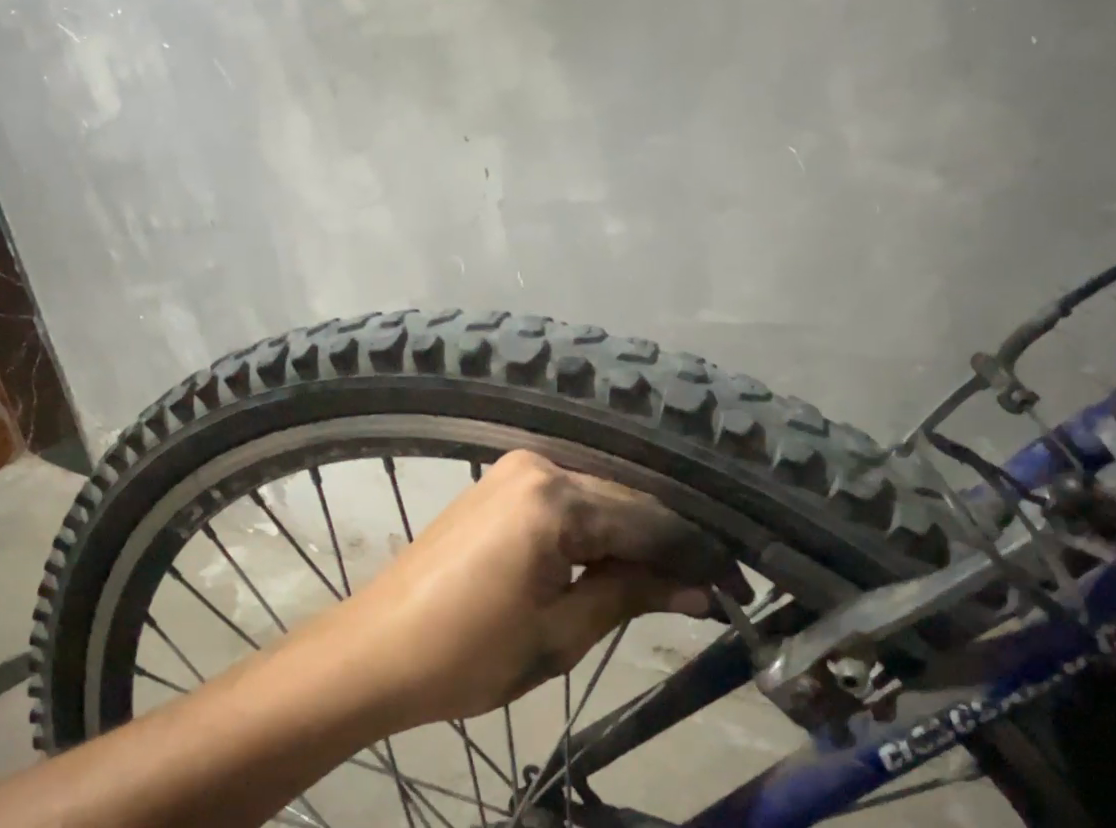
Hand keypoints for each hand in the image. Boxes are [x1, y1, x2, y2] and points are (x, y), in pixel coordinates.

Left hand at [326, 450, 749, 727]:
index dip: (698, 556)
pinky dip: (600, 529)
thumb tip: (700, 589)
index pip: (649, 521)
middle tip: (716, 587)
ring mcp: (515, 468)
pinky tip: (624, 556)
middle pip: (627, 500)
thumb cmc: (466, 653)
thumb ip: (631, 595)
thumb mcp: (559, 634)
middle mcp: (539, 463)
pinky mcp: (500, 482)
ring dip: (637, 535)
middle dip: (672, 544)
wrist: (376, 650)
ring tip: (679, 580)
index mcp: (553, 497)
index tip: (739, 588)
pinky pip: (569, 498)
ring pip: (600, 496)